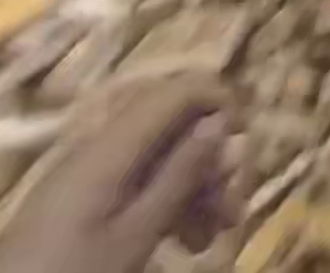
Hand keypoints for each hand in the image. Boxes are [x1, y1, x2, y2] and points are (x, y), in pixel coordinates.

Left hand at [0, 78, 235, 272]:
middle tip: (236, 200)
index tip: (246, 137)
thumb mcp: (135, 237)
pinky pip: (141, 180)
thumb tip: (220, 122)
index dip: (220, 99)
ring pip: (163, 154)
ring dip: (198, 185)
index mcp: (113, 144)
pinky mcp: (84, 200)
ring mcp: (92, 172)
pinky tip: (189, 240)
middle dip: (213, 156)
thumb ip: (180, 175)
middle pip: (176, 122)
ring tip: (218, 232)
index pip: (180, 88)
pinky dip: (171, 201)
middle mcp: (104, 144)